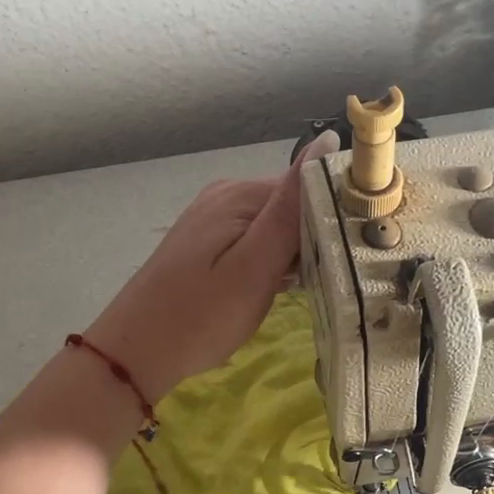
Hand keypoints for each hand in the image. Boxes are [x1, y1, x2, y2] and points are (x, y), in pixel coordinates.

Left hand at [82, 131, 339, 397]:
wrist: (137, 352)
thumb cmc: (201, 317)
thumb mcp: (254, 266)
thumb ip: (290, 209)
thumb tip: (326, 141)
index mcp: (240, 195)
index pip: (309, 187)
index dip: (336, 215)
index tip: (357, 252)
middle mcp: (227, 196)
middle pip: (293, 206)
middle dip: (317, 237)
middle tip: (334, 279)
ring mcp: (214, 220)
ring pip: (277, 227)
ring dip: (298, 254)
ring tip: (314, 288)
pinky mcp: (208, 245)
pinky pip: (257, 243)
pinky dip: (275, 264)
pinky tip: (280, 290)